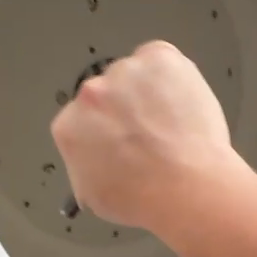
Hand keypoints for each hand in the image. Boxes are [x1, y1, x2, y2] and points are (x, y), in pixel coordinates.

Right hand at [50, 41, 246, 232]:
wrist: (187, 189)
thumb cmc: (144, 199)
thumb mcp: (94, 198)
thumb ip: (83, 167)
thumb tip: (92, 160)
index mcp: (69, 127)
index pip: (77, 121)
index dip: (99, 134)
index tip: (113, 143)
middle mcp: (91, 93)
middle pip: (103, 95)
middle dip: (120, 112)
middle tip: (143, 138)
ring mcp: (126, 71)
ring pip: (132, 76)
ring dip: (145, 94)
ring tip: (166, 127)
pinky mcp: (159, 57)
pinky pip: (160, 61)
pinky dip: (169, 79)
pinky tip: (177, 109)